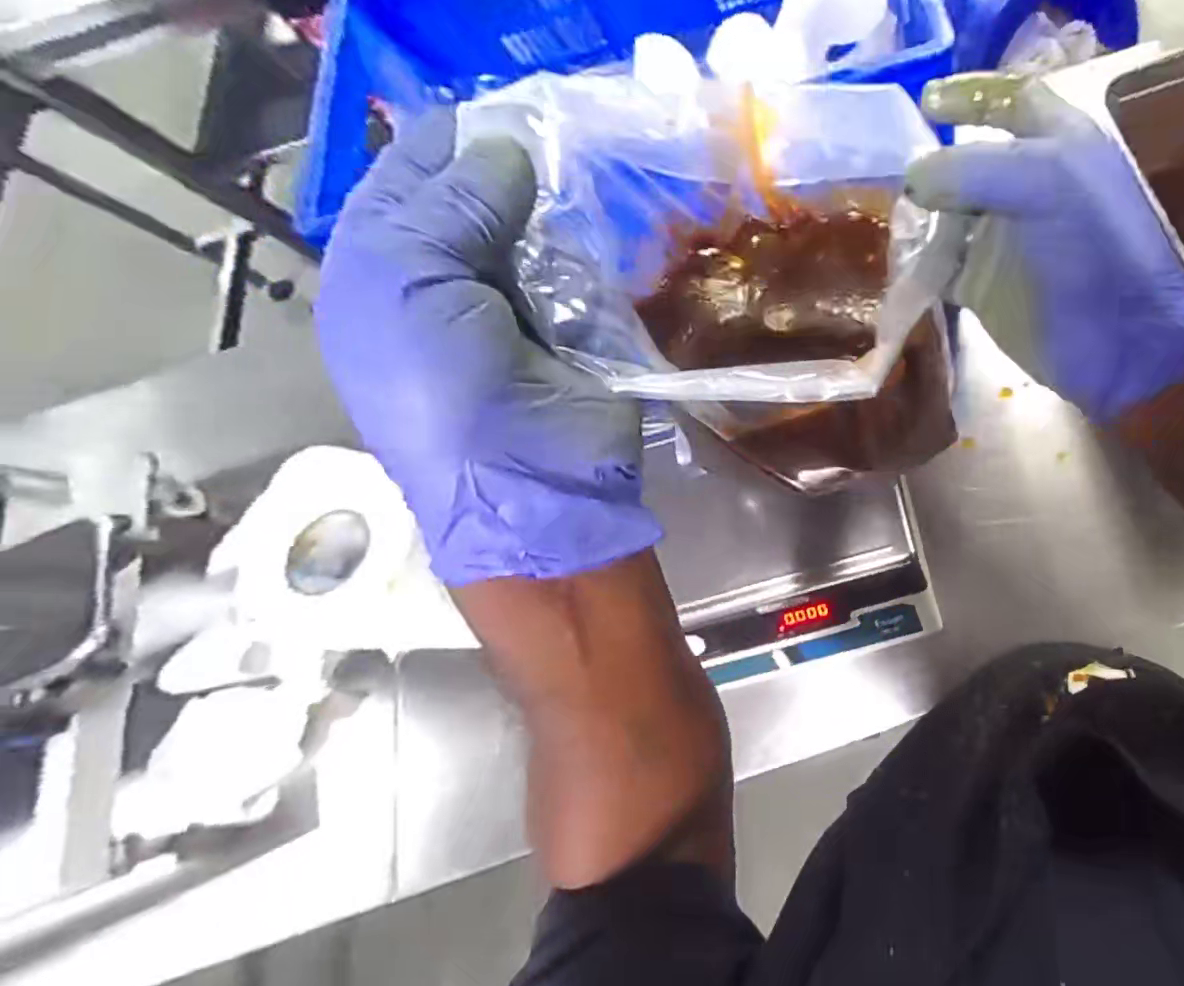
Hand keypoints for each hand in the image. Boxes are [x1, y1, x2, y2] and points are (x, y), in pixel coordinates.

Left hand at [316, 110, 659, 586]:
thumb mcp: (412, 285)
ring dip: (557, 217)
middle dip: (504, 175)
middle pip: (479, 212)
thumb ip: (450, 208)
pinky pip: (589, 287)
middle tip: (545, 131)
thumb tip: (502, 149)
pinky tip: (608, 232)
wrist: (535, 491)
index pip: (404, 187)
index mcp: (387, 278)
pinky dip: (596, 261)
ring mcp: (526, 322)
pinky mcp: (586, 346)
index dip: (436, 145)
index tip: (481, 107)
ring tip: (581, 169)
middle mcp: (454, 293)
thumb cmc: (446, 393)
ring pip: (540, 246)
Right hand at [905, 76, 1183, 422]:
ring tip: (895, 223)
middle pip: (965, 165)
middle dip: (933, 169)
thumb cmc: (1095, 254)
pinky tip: (900, 262)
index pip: (1010, 104)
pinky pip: (939, 268)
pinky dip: (917, 266)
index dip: (970, 97)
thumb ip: (974, 168)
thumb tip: (914, 178)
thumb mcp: (1044, 184)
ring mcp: (1003, 242)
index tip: (927, 103)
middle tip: (901, 180)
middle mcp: (1026, 190)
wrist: (1119, 345)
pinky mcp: (984, 288)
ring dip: (919, 218)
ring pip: (947, 218)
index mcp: (1056, 148)